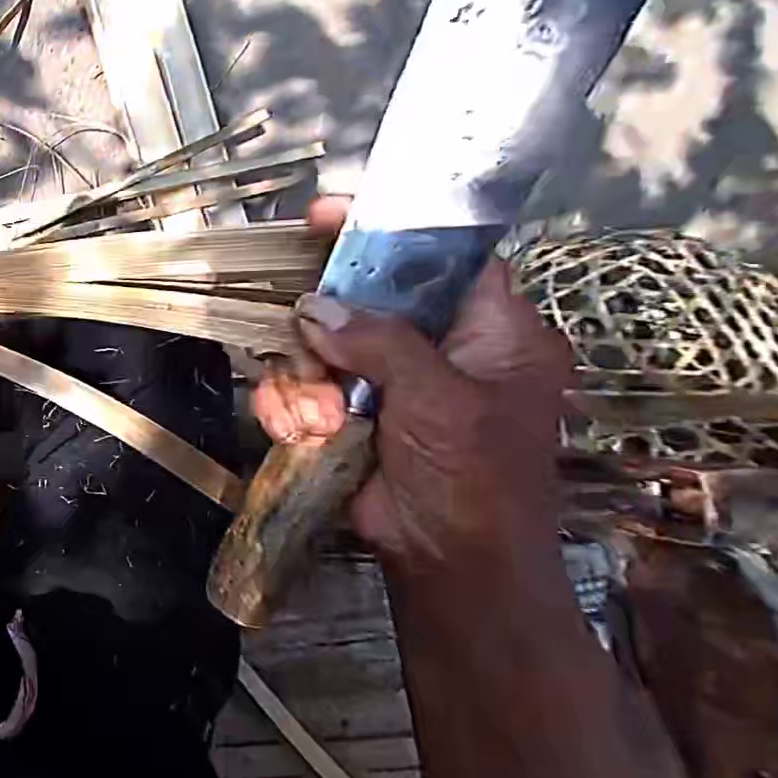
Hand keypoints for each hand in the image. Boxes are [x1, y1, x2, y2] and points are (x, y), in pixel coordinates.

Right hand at [252, 203, 575, 575]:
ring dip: (302, 382)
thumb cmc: (473, 478)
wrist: (446, 560)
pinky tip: (297, 432)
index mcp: (490, 334)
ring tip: (316, 418)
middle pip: (359, 302)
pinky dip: (288, 406)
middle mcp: (434, 349)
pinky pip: (298, 386)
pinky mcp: (343, 409)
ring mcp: (382, 379)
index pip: (442, 260)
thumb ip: (382, 344)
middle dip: (323, 330)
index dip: (388, 234)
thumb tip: (314, 306)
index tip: (326, 217)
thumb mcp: (442, 401)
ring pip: (316, 346)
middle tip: (302, 344)